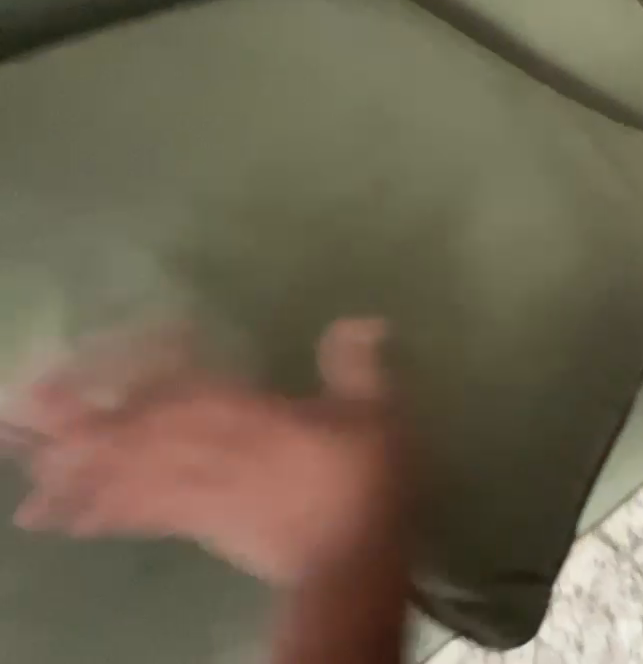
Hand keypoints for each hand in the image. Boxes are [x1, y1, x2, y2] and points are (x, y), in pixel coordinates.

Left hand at [10, 319, 408, 585]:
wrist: (351, 551)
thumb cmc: (369, 472)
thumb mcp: (380, 410)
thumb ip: (359, 366)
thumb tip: (357, 319)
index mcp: (260, 419)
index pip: (192, 390)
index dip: (155, 369)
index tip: (130, 346)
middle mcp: (214, 453)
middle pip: (137, 434)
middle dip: (82, 417)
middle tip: (28, 397)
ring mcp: (196, 493)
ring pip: (122, 473)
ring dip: (70, 462)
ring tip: (30, 450)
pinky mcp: (192, 525)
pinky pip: (131, 514)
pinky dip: (88, 510)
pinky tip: (50, 512)